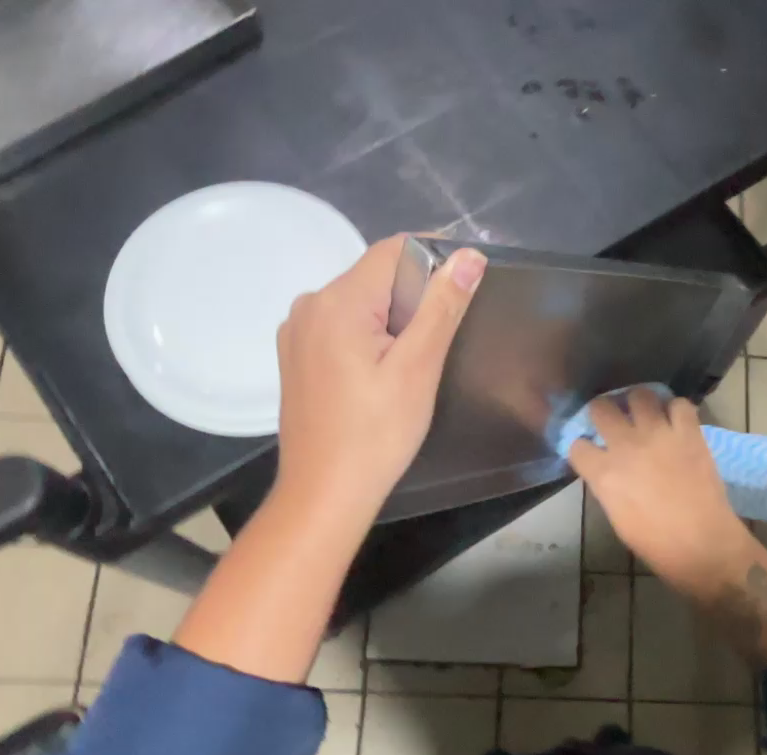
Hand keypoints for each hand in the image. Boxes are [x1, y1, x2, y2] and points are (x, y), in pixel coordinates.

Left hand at [273, 235, 486, 513]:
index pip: (395, 250)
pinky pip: (343, 328)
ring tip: (416, 366)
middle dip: (416, 296)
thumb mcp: (417, 370)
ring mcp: (298, 332)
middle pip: (377, 276)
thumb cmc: (376, 436)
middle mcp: (310, 305)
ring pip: (361, 304)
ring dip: (396, 320)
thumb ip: (441, 308)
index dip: (437, 257)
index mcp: (337, 301)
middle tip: (444, 344)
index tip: (468, 286)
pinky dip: (372, 338)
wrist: (324, 493)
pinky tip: (384, 377)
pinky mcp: (298, 357)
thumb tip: (469, 257)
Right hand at [568, 388, 752, 587]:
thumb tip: (608, 472)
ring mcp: (659, 434)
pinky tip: (676, 422)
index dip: (582, 448)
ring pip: (639, 395)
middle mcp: (626, 445)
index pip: (577, 445)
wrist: (702, 544)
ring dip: (638, 403)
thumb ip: (608, 486)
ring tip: (644, 414)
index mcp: (604, 473)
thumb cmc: (656, 544)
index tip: (590, 452)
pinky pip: (679, 403)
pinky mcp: (689, 432)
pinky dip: (675, 409)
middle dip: (602, 412)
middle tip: (613, 422)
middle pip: (601, 408)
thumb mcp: (617, 517)